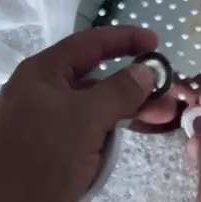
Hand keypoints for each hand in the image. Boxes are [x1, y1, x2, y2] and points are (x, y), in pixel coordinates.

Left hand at [0, 26, 174, 201]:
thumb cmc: (38, 159)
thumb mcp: (86, 120)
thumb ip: (119, 91)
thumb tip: (146, 69)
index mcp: (42, 72)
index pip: (90, 43)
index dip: (125, 39)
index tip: (156, 44)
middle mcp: (37, 92)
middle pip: (92, 82)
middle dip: (129, 92)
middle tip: (164, 104)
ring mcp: (36, 126)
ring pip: (86, 115)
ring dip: (114, 123)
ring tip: (146, 131)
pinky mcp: (37, 157)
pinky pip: (76, 140)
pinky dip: (96, 146)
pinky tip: (106, 161)